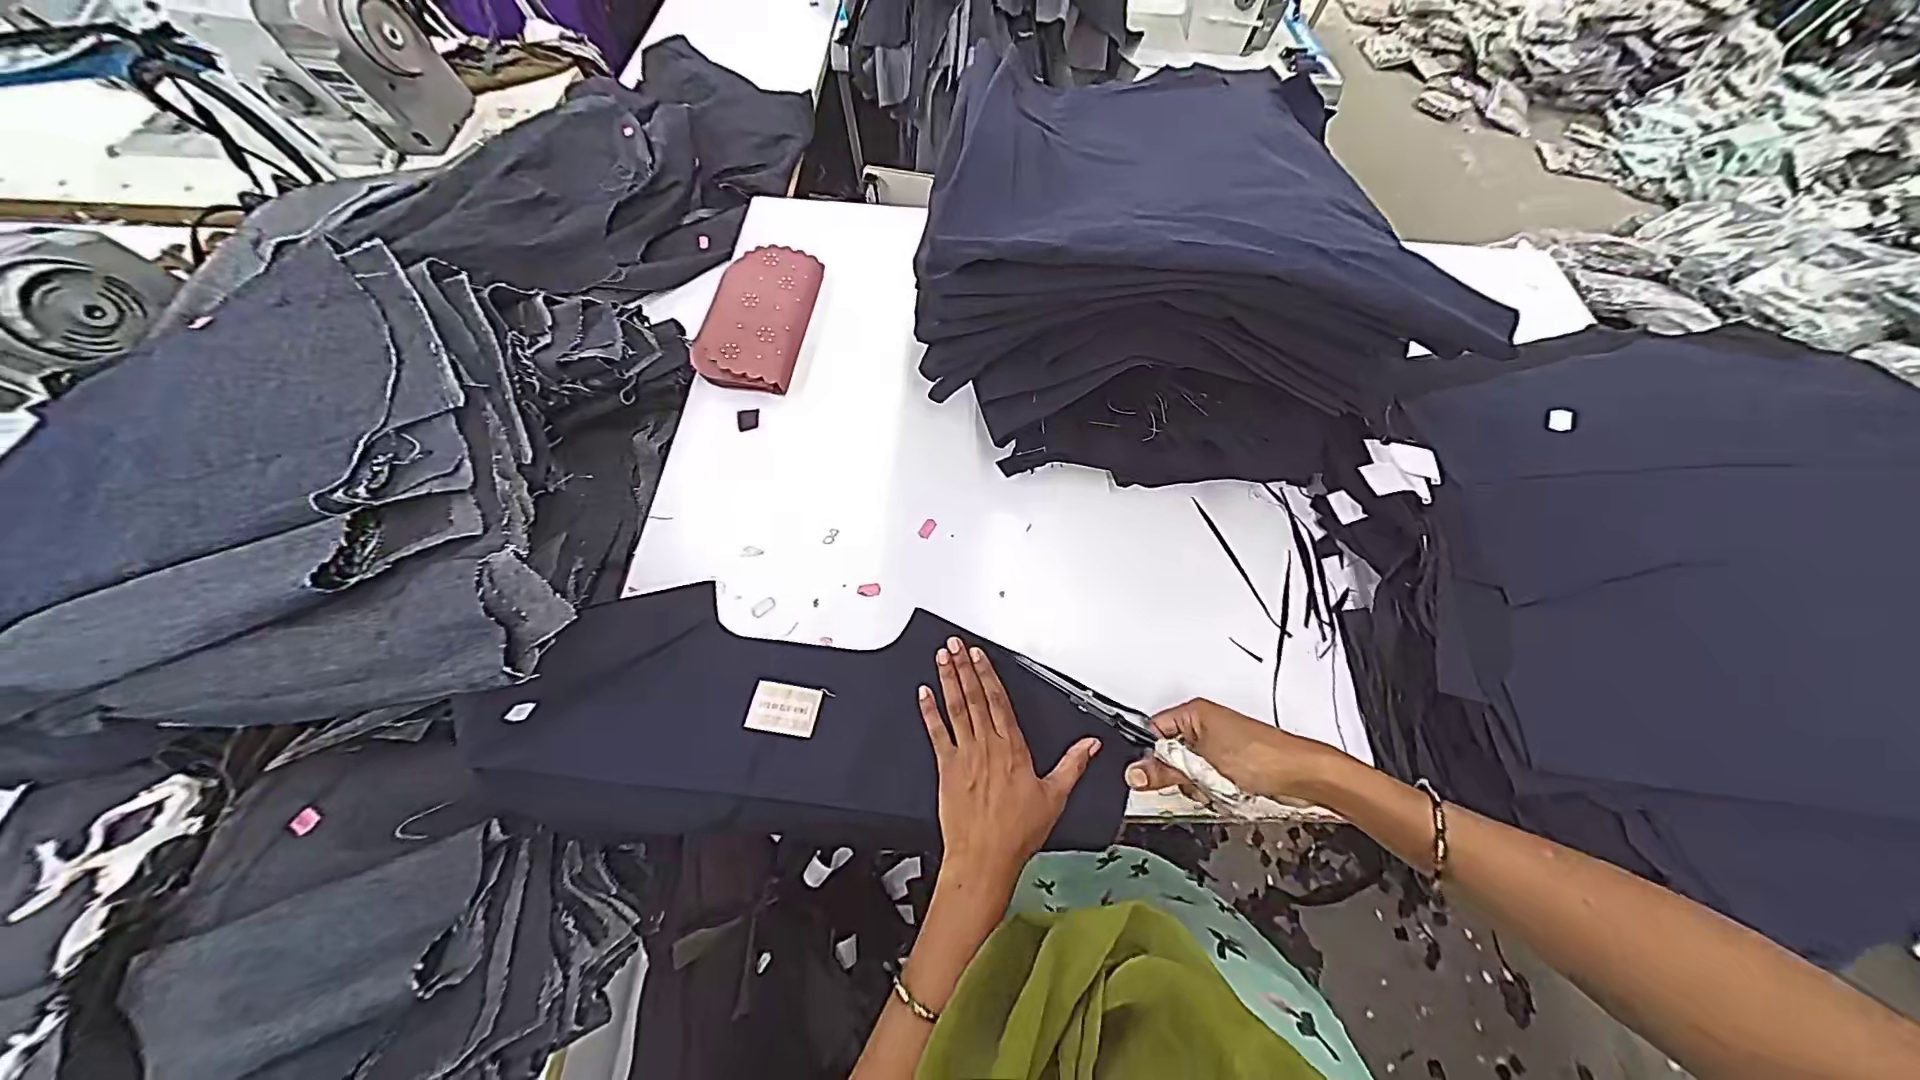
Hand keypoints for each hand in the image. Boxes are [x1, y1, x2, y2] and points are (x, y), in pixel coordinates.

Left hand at [918, 637, 1101, 889]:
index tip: (979, 655)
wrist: (984, 857)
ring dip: (948, 680)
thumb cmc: (1016, 831)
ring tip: (942, 658)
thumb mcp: (1055, 797)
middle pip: (974, 696)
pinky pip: (937, 733)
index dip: (987, 674)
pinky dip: (929, 712)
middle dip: (964, 667)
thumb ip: (1072, 765)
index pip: (998, 700)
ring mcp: (964, 755)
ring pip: (955, 708)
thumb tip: (1089, 746)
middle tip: (954, 645)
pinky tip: (924, 694)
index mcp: (1012, 748)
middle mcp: (986, 746)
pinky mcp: (946, 768)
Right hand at [1124, 698, 1352, 802]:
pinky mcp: (1230, 766)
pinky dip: (1214, 792)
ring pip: (1189, 773)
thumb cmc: (1264, 756)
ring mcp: (1218, 747)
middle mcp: (1204, 726)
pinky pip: (1208, 782)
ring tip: (1217, 786)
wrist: (1304, 776)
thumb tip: (1136, 773)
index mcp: (1193, 713)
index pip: (1153, 731)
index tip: (1151, 774)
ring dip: (1199, 786)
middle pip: (1170, 756)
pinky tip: (1227, 793)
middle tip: (1195, 779)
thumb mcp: (1203, 767)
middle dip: (1180, 775)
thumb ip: (1164, 771)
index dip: (1151, 755)